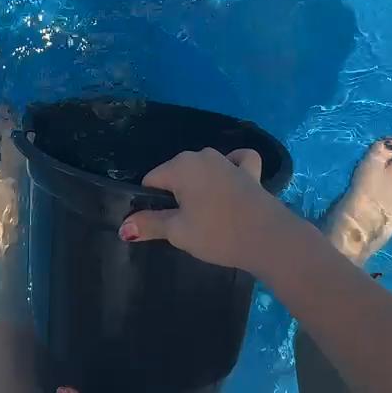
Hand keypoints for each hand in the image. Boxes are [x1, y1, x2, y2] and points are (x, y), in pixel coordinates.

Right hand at [117, 147, 304, 274]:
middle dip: (176, 196)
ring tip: (208, 215)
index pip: (152, 181)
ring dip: (201, 186)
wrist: (268, 237)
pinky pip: (236, 161)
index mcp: (180, 165)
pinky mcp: (249, 169)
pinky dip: (232, 168)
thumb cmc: (217, 233)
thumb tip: (123, 226)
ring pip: (203, 168)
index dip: (151, 203)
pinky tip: (232, 181)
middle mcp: (201, 154)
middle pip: (177, 174)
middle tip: (186, 226)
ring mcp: (227, 159)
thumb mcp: (178, 232)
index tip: (162, 225)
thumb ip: (150, 225)